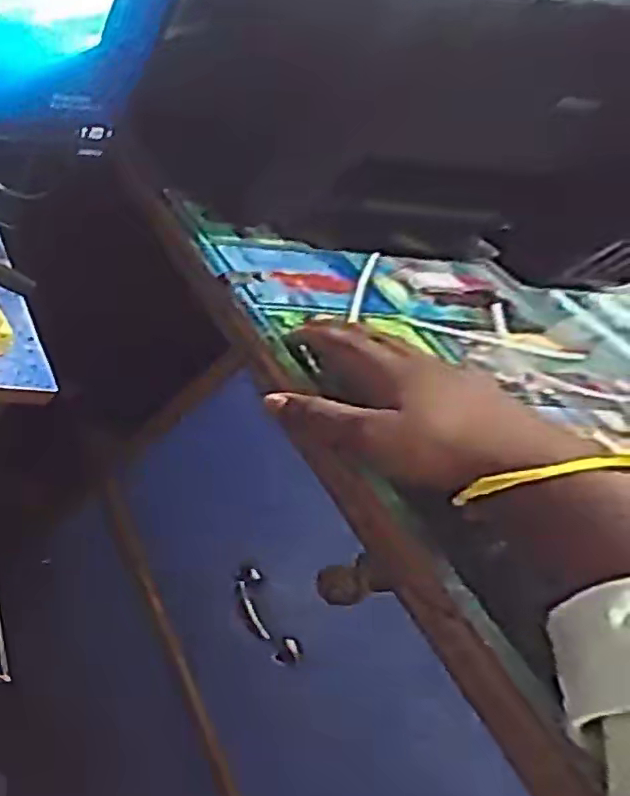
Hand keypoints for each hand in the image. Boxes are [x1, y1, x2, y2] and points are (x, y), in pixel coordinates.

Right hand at [267, 321, 600, 491]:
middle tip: (323, 329)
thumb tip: (270, 398)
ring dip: (377, 346)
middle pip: (380, 341)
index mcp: (392, 371)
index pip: (348, 344)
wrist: (525, 466)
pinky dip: (402, 364)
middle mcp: (423, 366)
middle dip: (348, 333)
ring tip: (360, 348)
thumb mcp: (366, 437)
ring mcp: (455, 379)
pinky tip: (406, 376)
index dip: (319, 335)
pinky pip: (426, 369)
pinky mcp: (475, 395)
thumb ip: (320, 416)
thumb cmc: (436, 448)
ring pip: (405, 352)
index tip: (294, 331)